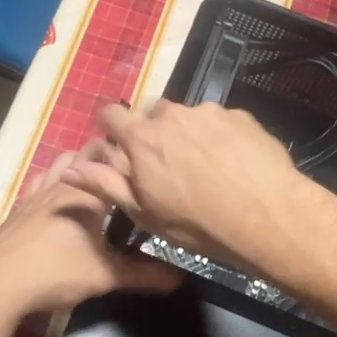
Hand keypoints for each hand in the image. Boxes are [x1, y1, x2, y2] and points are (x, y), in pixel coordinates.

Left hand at [0, 150, 178, 320]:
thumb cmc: (56, 272)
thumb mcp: (106, 276)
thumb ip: (144, 275)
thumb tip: (179, 278)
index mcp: (87, 193)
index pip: (113, 158)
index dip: (130, 155)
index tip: (147, 160)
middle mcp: (62, 183)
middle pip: (85, 152)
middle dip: (106, 154)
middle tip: (126, 170)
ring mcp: (37, 192)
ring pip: (60, 161)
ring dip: (78, 163)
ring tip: (95, 177)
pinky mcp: (20, 206)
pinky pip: (41, 181)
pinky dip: (54, 180)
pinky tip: (57, 196)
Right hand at [58, 101, 313, 268]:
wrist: (267, 216)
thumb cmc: (197, 223)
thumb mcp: (145, 213)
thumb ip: (106, 185)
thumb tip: (69, 167)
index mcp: (142, 138)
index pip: (111, 113)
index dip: (110, 126)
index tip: (117, 142)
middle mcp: (172, 115)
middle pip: (152, 112)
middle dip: (152, 131)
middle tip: (165, 163)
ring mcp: (209, 112)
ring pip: (187, 116)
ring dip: (187, 133)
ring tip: (204, 165)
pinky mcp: (240, 116)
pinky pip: (219, 121)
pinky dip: (218, 136)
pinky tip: (231, 163)